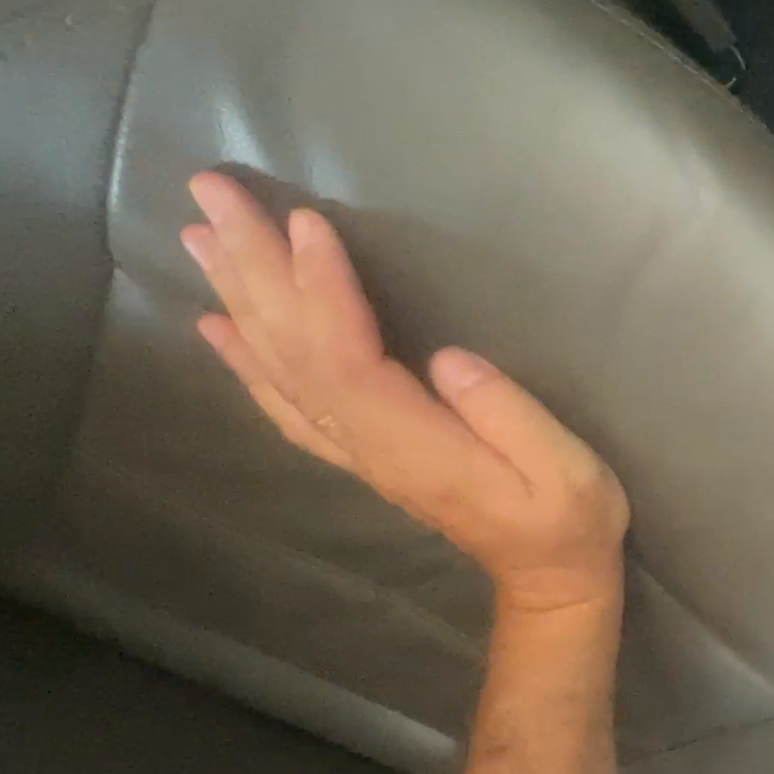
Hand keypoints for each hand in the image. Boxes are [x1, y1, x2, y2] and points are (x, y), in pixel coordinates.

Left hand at [180, 171, 629, 611]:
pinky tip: (221, 329)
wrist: (551, 578)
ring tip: (203, 237)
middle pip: (297, 353)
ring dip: (241, 302)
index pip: (349, 357)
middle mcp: (373, 446)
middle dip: (257, 272)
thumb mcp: (567, 470)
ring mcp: (365, 455)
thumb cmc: (570, 522)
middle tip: (217, 196)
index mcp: (419, 444)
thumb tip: (449, 360)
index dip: (323, 290)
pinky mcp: (370, 458)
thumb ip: (511, 416)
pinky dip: (249, 364)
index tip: (307, 224)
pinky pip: (292, 407)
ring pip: (283, 372)